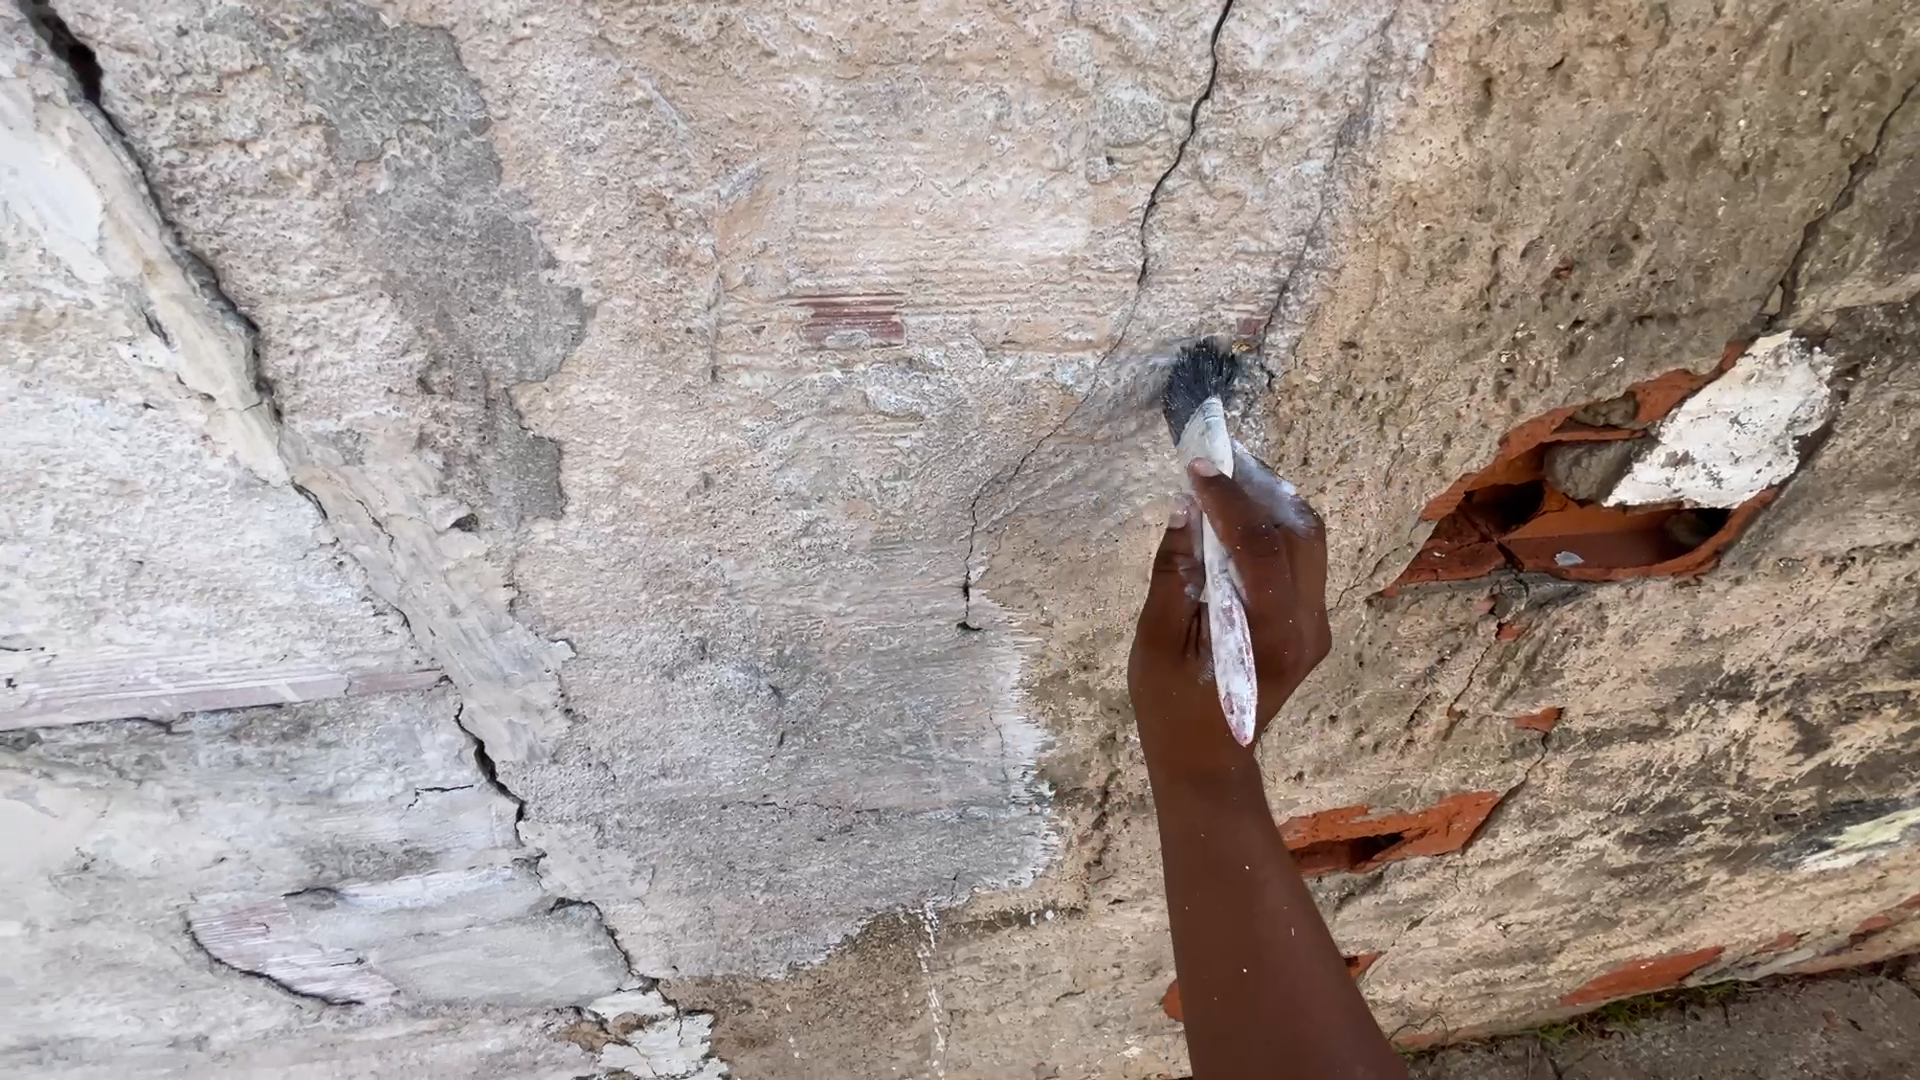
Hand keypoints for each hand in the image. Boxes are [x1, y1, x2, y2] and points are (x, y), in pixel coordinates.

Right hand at [1128, 446, 1329, 776]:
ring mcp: (1316, 626)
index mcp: (1271, 636)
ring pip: (1309, 542)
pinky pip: (1301, 561)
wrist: (1206, 759)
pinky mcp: (1309, 626)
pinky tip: (1239, 519)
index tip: (1196, 466)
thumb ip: (1173, 574)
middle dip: (1259, 488)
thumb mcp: (1156, 642)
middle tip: (1217, 461)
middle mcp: (1309, 626)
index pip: (1260, 547)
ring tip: (1228, 479)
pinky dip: (1273, 529)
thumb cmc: (1170, 707)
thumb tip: (1184, 509)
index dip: (1228, 499)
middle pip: (1302, 534)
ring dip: (1271, 503)